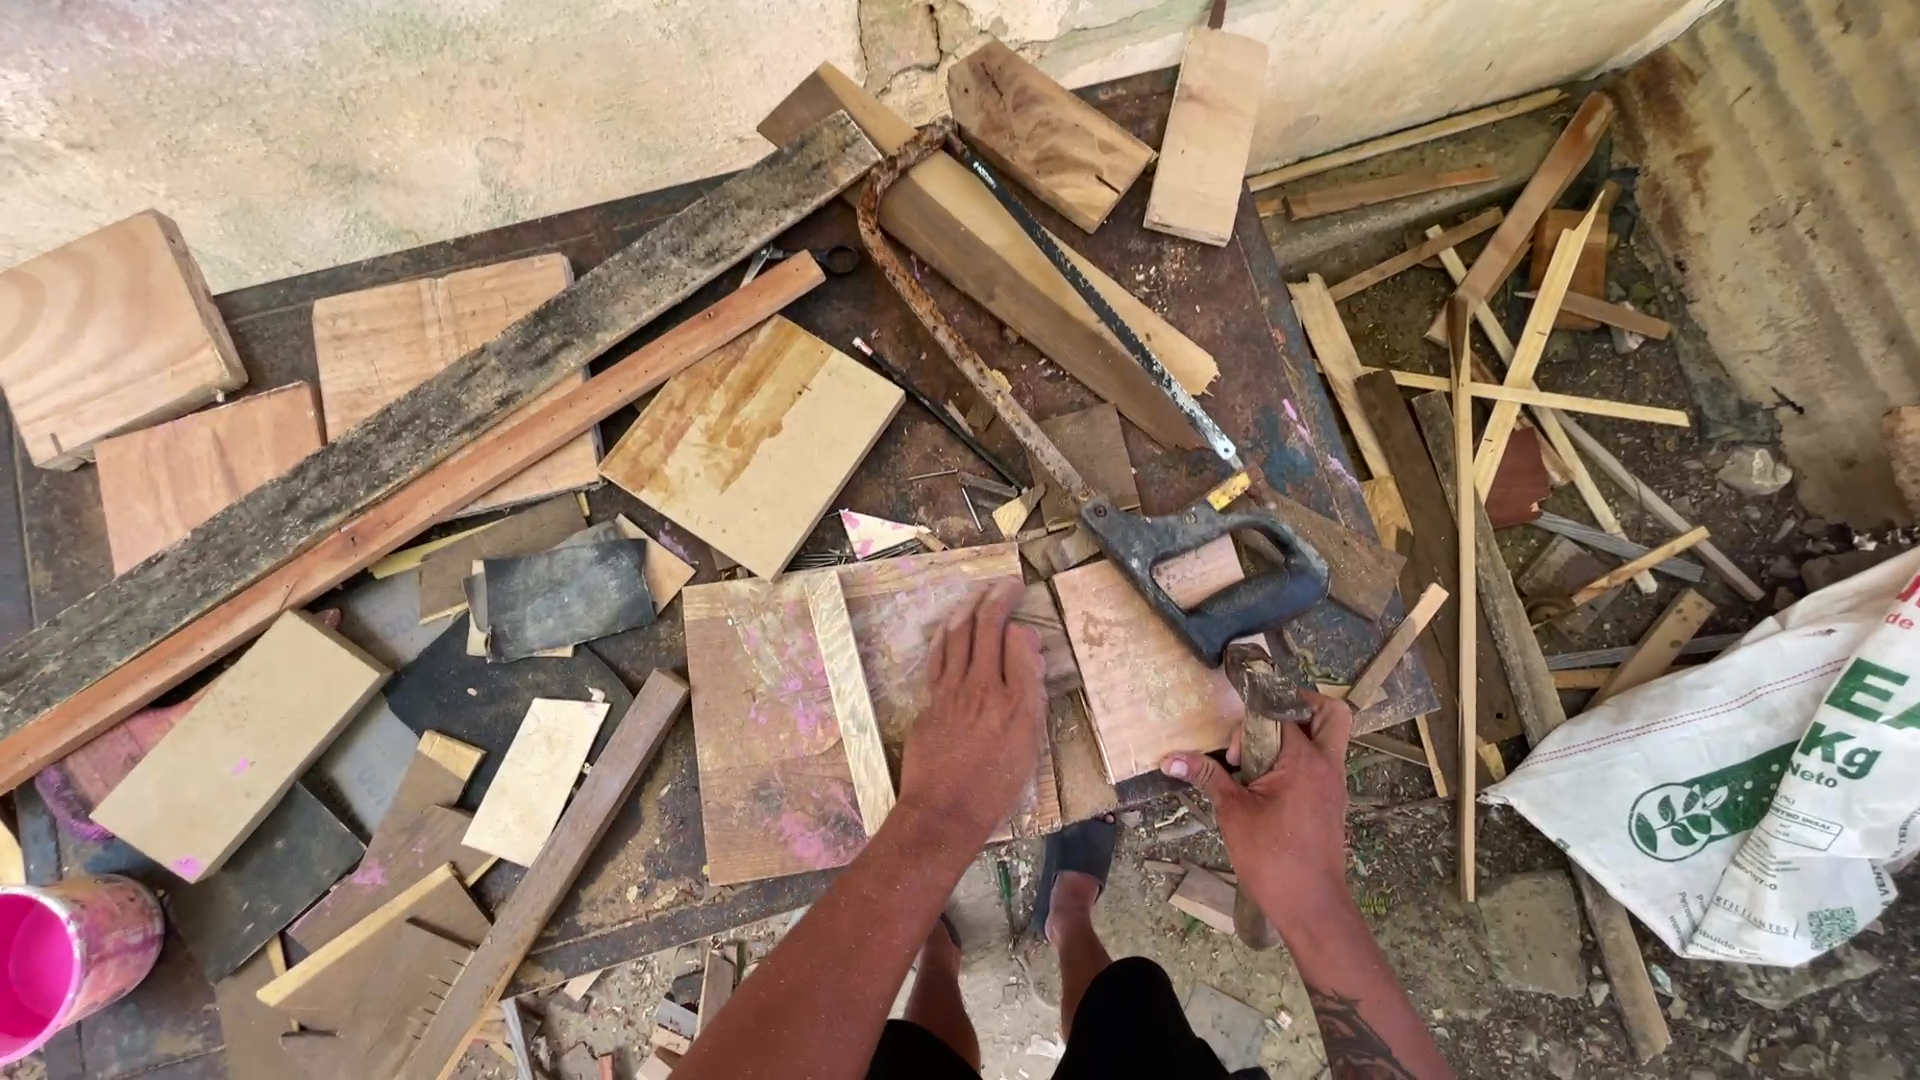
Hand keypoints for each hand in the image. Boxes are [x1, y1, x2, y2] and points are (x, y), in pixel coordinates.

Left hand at [896, 581, 1045, 841]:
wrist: (944, 812)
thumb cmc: (994, 788)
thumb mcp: (1029, 746)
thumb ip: (1030, 694)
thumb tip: (1028, 652)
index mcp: (1016, 702)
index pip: (1019, 643)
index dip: (1022, 626)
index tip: (1024, 623)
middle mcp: (983, 687)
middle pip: (988, 628)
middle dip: (998, 597)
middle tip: (1008, 583)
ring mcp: (952, 690)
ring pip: (959, 633)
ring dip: (970, 605)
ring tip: (981, 590)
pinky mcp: (930, 699)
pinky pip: (938, 655)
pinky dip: (946, 633)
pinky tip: (951, 624)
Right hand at [1159, 690, 1354, 935]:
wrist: (1310, 906)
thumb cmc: (1271, 857)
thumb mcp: (1232, 812)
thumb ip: (1207, 775)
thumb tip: (1169, 758)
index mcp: (1304, 761)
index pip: (1280, 714)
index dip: (1251, 722)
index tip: (1232, 749)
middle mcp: (1327, 765)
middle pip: (1329, 713)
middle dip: (1297, 704)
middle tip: (1262, 720)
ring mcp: (1333, 783)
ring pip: (1328, 736)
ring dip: (1297, 732)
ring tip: (1259, 752)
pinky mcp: (1331, 800)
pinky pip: (1321, 761)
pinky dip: (1297, 756)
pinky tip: (1265, 778)